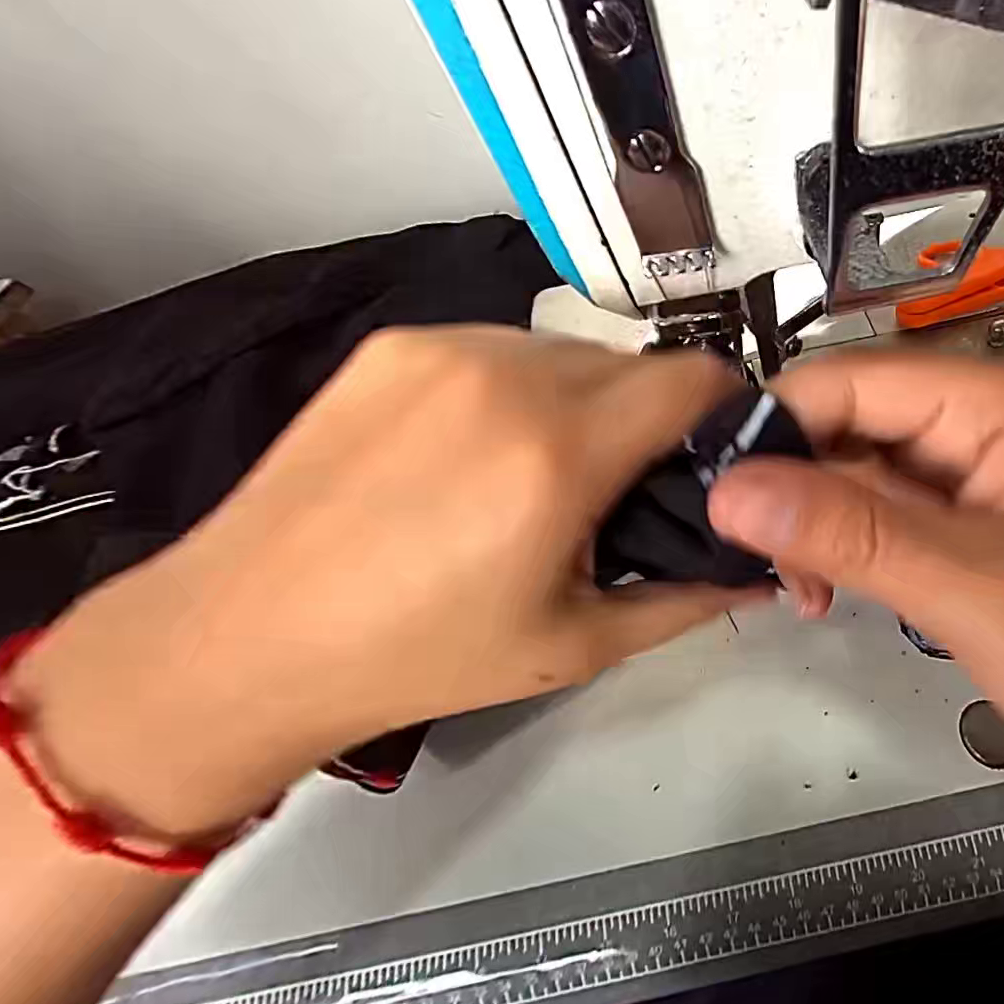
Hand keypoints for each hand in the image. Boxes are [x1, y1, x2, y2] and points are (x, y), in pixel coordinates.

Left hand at [9, 327, 759, 836]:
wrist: (241, 642)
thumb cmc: (427, 658)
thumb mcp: (582, 642)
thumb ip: (690, 598)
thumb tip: (762, 574)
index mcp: (559, 452)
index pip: (692, 380)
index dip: (728, 406)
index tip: (726, 448)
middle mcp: (507, 375)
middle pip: (640, 364)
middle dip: (662, 415)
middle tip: (639, 482)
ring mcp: (445, 349)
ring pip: (577, 352)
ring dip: (598, 400)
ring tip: (562, 469)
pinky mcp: (396, 345)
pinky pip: (510, 349)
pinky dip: (534, 388)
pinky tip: (495, 449)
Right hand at [707, 350, 1003, 778]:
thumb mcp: (968, 586)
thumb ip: (850, 532)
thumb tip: (728, 487)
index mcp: (995, 404)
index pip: (854, 380)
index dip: (778, 422)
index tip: (714, 490)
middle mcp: (979, 425)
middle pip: (852, 425)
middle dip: (795, 485)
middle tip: (756, 560)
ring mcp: (971, 478)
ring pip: (859, 476)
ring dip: (817, 525)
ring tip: (799, 592)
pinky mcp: (965, 527)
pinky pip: (883, 518)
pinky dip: (846, 549)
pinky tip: (827, 591)